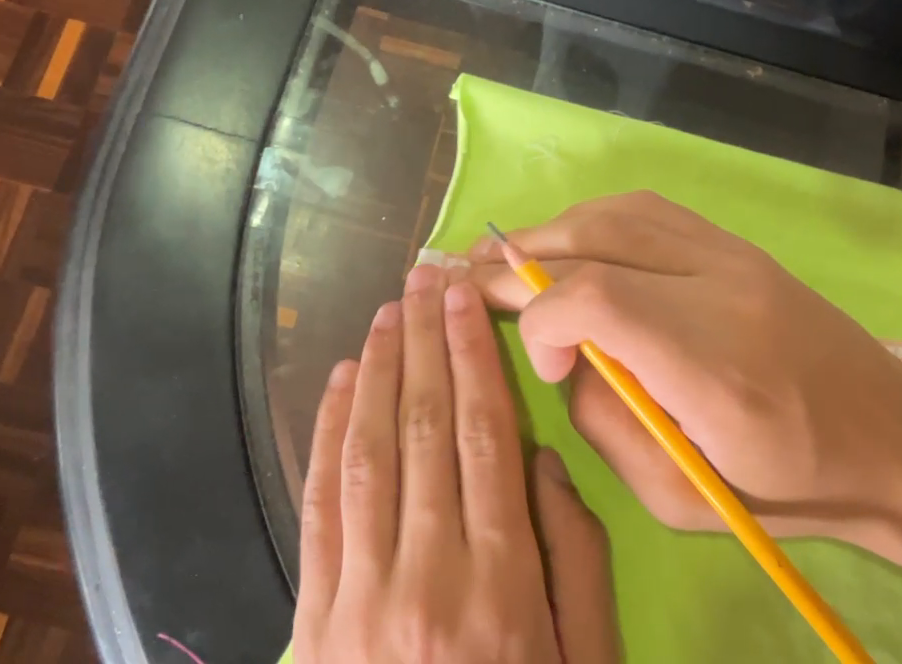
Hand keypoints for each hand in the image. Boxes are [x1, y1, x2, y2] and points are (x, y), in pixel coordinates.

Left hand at [293, 264, 619, 663]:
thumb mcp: (588, 662)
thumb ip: (576, 562)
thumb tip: (544, 462)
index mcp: (503, 584)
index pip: (483, 436)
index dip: (471, 356)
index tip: (465, 297)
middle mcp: (427, 575)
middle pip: (423, 426)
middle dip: (425, 340)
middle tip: (426, 276)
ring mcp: (360, 595)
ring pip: (367, 450)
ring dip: (376, 369)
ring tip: (387, 310)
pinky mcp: (314, 616)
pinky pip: (320, 505)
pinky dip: (327, 432)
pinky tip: (339, 382)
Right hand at [469, 191, 901, 576]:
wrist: (897, 443)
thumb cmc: (790, 489)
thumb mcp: (680, 497)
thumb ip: (603, 422)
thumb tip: (562, 355)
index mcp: (713, 366)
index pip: (595, 298)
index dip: (539, 315)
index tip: (541, 361)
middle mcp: (721, 288)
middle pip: (593, 240)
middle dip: (519, 261)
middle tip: (472, 285)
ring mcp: (734, 255)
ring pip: (615, 212)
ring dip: (550, 231)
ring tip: (507, 259)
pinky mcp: (739, 244)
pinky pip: (647, 209)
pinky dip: (593, 220)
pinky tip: (570, 243)